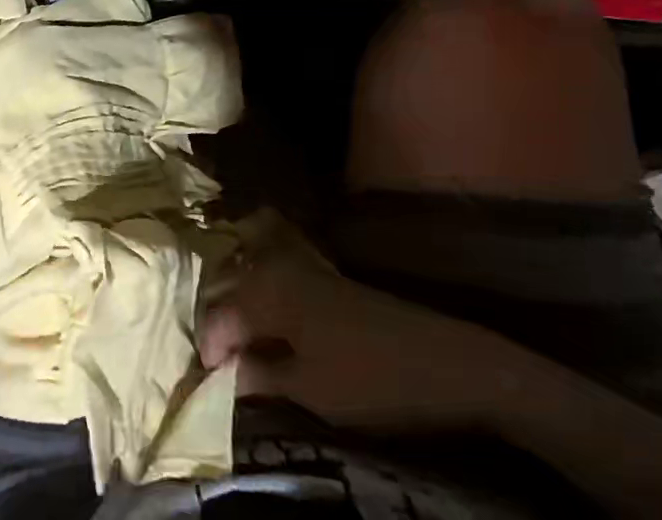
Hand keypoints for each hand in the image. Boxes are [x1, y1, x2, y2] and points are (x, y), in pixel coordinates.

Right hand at [197, 247, 530, 435]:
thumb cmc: (373, 379)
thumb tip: (222, 373)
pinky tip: (270, 334)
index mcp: (265, 291)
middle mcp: (275, 270)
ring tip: (238, 348)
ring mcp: (301, 271)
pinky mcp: (324, 280)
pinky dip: (264, 309)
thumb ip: (258, 375)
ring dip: (239, 314)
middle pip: (228, 293)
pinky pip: (275, 288)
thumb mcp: (310, 390)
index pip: (216, 317)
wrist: (454, 363)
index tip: (207, 378)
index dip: (208, 349)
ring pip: (250, 287)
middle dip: (219, 325)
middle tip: (217, 360)